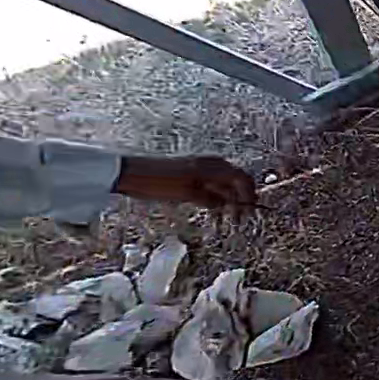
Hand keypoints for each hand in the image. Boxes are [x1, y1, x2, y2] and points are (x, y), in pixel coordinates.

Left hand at [113, 155, 256, 210]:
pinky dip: (216, 194)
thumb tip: (226, 205)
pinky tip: (211, 206)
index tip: (250, 211)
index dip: (249, 196)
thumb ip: (212, 200)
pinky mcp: (190, 170)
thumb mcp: (189, 194)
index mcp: (214, 166)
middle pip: (236, 180)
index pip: (243, 180)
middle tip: (240, 216)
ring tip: (225, 215)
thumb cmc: (158, 182)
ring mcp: (200, 165)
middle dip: (240, 198)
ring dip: (227, 198)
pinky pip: (212, 182)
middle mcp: (211, 163)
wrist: (128, 173)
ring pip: (223, 182)